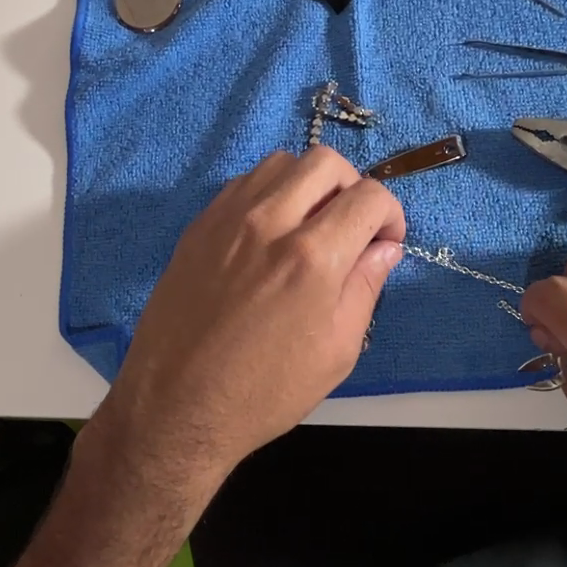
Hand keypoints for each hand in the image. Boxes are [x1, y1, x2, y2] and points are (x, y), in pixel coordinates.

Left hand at [96, 148, 406, 485]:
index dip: (390, 215)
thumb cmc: (265, 391)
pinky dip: (270, 192)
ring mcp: (229, 216)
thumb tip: (385, 247)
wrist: (176, 405)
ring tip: (309, 223)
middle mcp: (270, 221)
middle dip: (352, 186)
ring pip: (282, 161)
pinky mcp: (200, 223)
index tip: (384, 242)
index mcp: (312, 257)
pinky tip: (269, 232)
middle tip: (350, 226)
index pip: (369, 197)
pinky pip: (245, 182)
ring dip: (308, 183)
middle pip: (326, 161)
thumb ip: (366, 287)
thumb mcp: (337, 352)